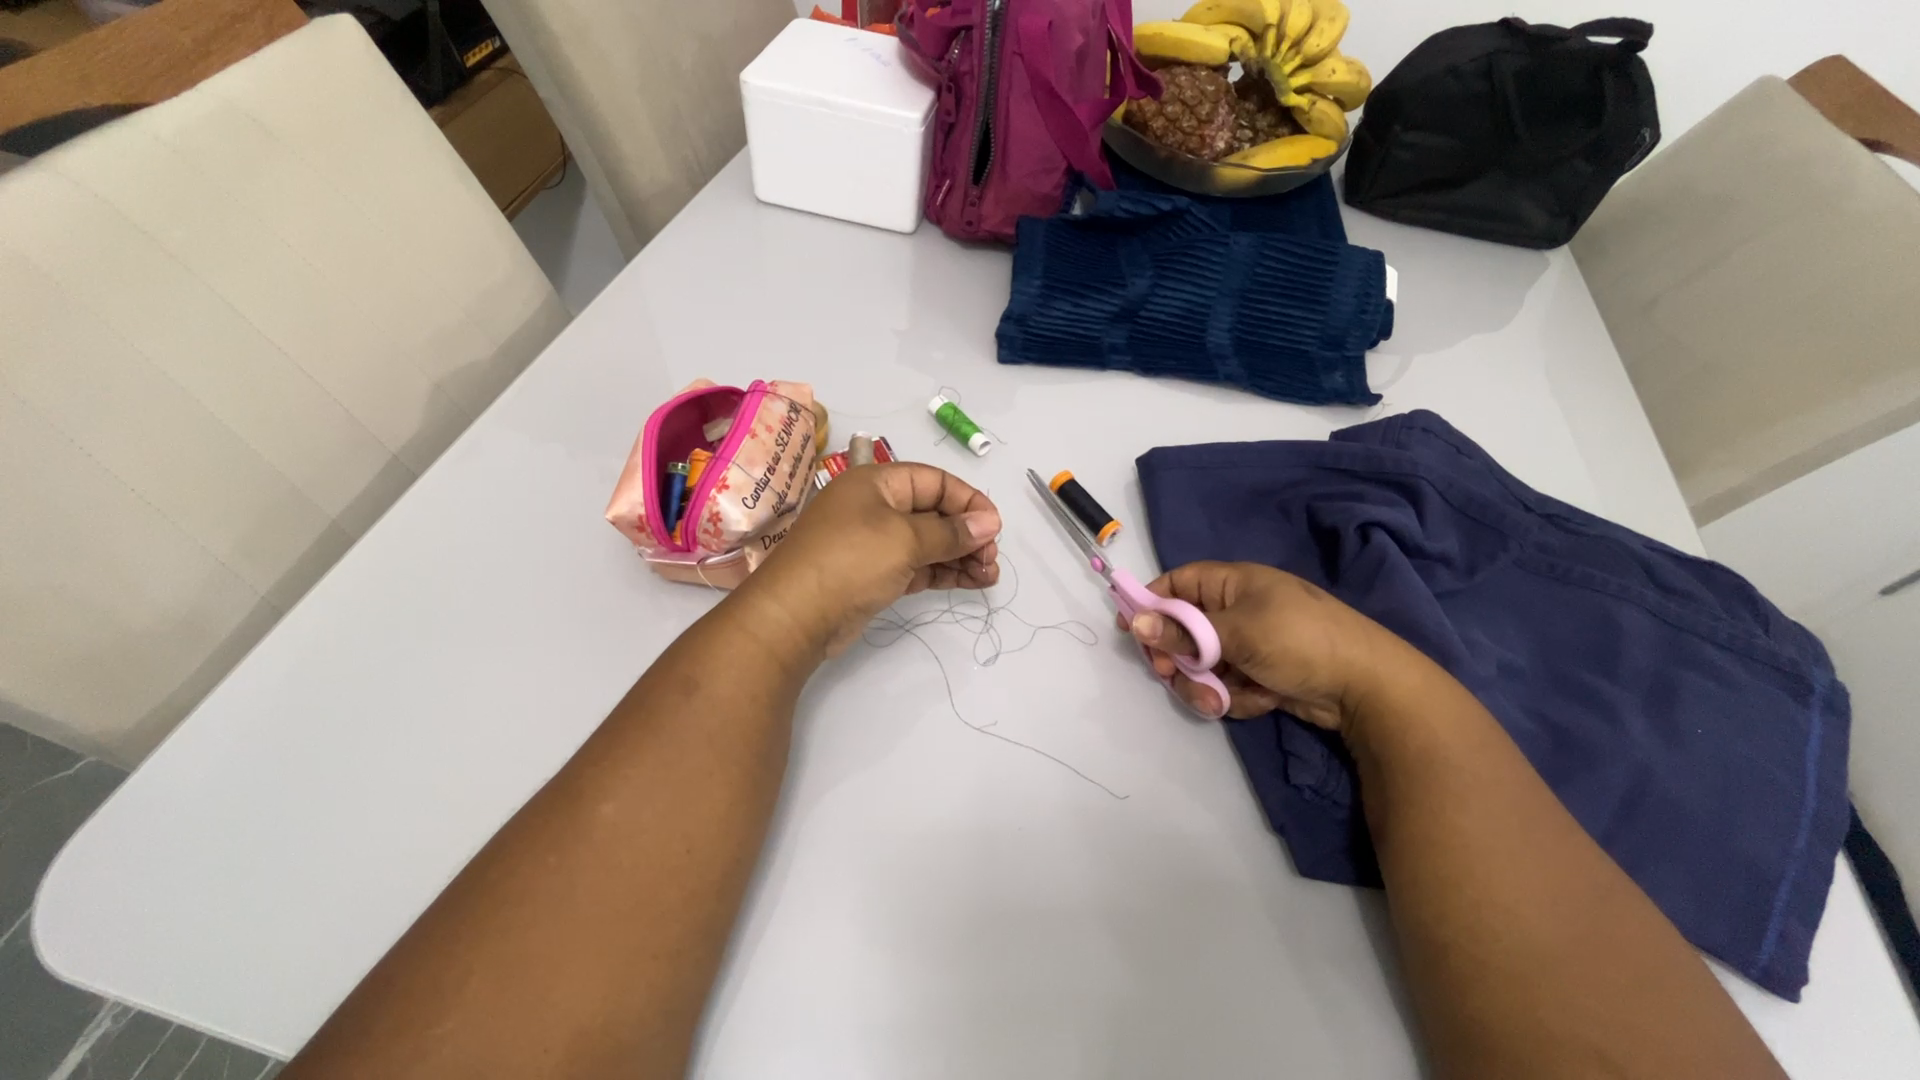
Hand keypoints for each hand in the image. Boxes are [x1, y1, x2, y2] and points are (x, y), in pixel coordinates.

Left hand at [740, 463, 1000, 655]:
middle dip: (967, 533)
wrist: (794, 617)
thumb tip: (989, 523)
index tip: (995, 527)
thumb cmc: (849, 562)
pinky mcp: (874, 575)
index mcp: (875, 483)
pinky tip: (970, 582)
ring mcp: (873, 543)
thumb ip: (951, 532)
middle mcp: (874, 507)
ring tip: (989, 576)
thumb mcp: (904, 539)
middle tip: (992, 559)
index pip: (934, 481)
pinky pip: (918, 566)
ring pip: (928, 542)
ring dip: (960, 556)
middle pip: (933, 512)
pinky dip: (943, 572)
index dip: (968, 501)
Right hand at [1124, 561, 1398, 733]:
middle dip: (1178, 658)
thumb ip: (1183, 632)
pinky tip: (1260, 700)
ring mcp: (1249, 645)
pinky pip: (1226, 685)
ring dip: (1206, 685)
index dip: (1152, 603)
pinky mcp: (1260, 675)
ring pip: (1202, 665)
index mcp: (1232, 584)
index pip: (1177, 584)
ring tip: (1222, 699)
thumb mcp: (1236, 633)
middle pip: (1182, 630)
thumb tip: (1136, 622)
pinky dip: (1235, 696)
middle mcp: (1237, 610)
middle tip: (1172, 675)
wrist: (1365, 687)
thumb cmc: (1300, 641)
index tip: (1131, 631)